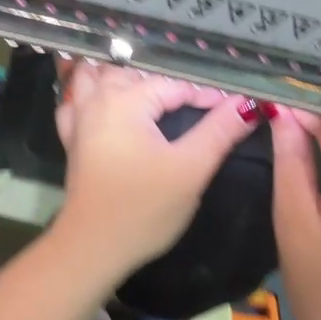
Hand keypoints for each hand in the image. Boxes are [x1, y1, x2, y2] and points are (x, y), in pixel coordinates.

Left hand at [52, 63, 259, 270]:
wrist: (93, 247)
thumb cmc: (144, 208)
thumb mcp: (190, 169)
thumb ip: (219, 131)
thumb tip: (249, 103)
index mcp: (125, 99)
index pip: (174, 83)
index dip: (206, 94)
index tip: (232, 106)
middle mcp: (97, 98)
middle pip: (136, 72)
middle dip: (168, 81)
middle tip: (198, 100)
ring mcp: (78, 116)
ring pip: (98, 76)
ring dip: (122, 75)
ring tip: (151, 88)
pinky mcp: (71, 137)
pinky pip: (77, 100)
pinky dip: (90, 93)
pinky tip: (106, 100)